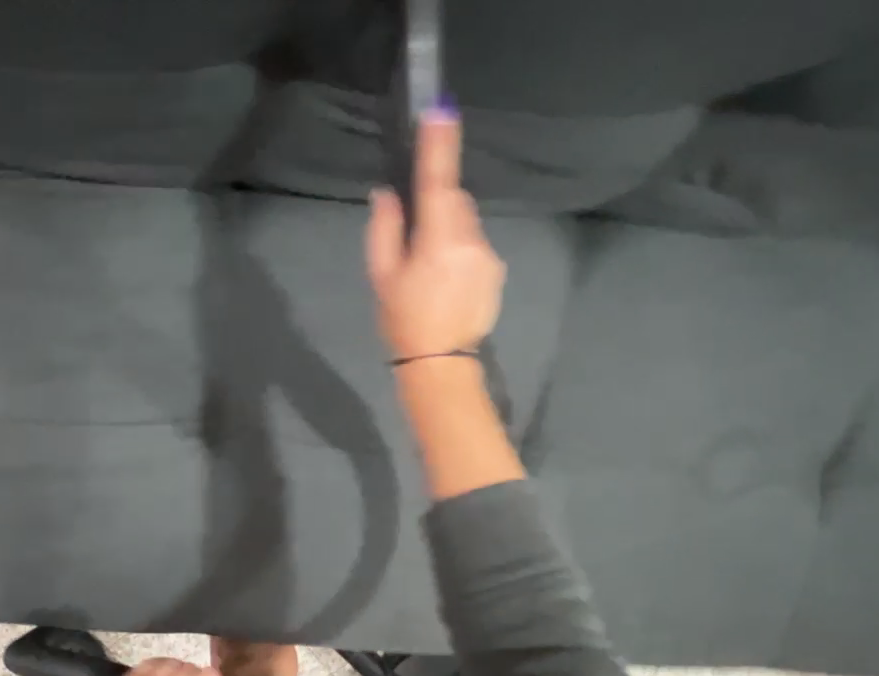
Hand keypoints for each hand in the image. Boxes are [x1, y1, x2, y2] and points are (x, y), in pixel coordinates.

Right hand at [365, 109, 505, 358]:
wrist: (441, 362)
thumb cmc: (404, 319)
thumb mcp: (381, 277)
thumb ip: (384, 230)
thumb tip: (387, 195)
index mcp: (438, 238)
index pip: (438, 180)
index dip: (439, 145)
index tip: (440, 111)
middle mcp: (470, 239)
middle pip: (454, 201)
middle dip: (436, 206)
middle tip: (413, 239)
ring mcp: (488, 254)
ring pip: (465, 223)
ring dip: (447, 232)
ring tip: (428, 271)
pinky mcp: (496, 269)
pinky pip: (474, 245)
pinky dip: (458, 252)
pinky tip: (445, 283)